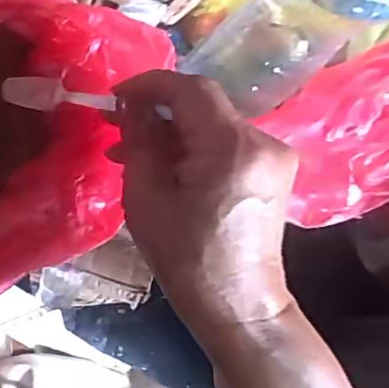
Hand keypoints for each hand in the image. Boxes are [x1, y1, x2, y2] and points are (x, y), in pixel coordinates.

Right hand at [110, 71, 299, 330]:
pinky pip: (226, 143)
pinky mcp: (273, 170)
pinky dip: (193, 147)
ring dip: (172, 131)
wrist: (236, 303)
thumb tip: (130, 104)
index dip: (149, 84)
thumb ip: (140, 142)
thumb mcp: (146, 197)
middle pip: (204, 105)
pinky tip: (165, 168)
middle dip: (157, 111)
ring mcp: (274, 155)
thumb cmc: (183, 256)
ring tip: (132, 154)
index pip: (191, 89)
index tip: (114, 96)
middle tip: (115, 128)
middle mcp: (263, 141)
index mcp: (231, 147)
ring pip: (213, 123)